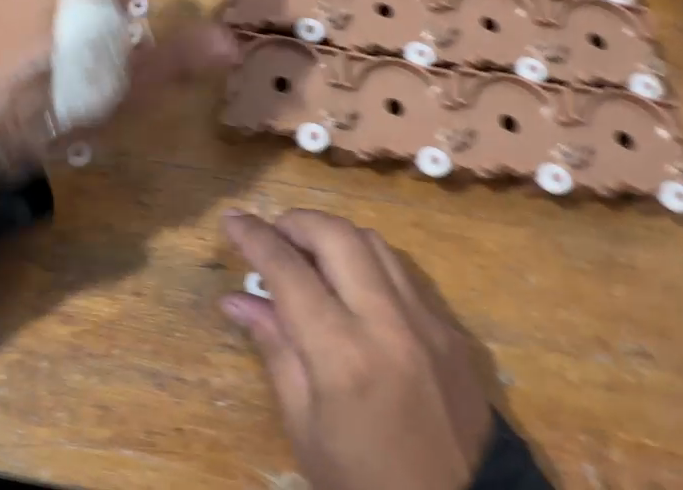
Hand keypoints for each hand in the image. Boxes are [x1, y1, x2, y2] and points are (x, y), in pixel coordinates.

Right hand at [220, 209, 494, 489]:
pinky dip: (367, 261)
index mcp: (342, 355)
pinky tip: (351, 287)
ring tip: (308, 257)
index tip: (232, 219)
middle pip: (337, 235)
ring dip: (333, 236)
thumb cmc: (364, 481)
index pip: (289, 271)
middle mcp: (387, 323)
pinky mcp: (450, 330)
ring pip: (374, 243)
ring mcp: (426, 322)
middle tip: (272, 235)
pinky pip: (402, 272)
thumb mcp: (305, 428)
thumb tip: (236, 299)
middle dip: (296, 222)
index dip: (254, 237)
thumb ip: (274, 350)